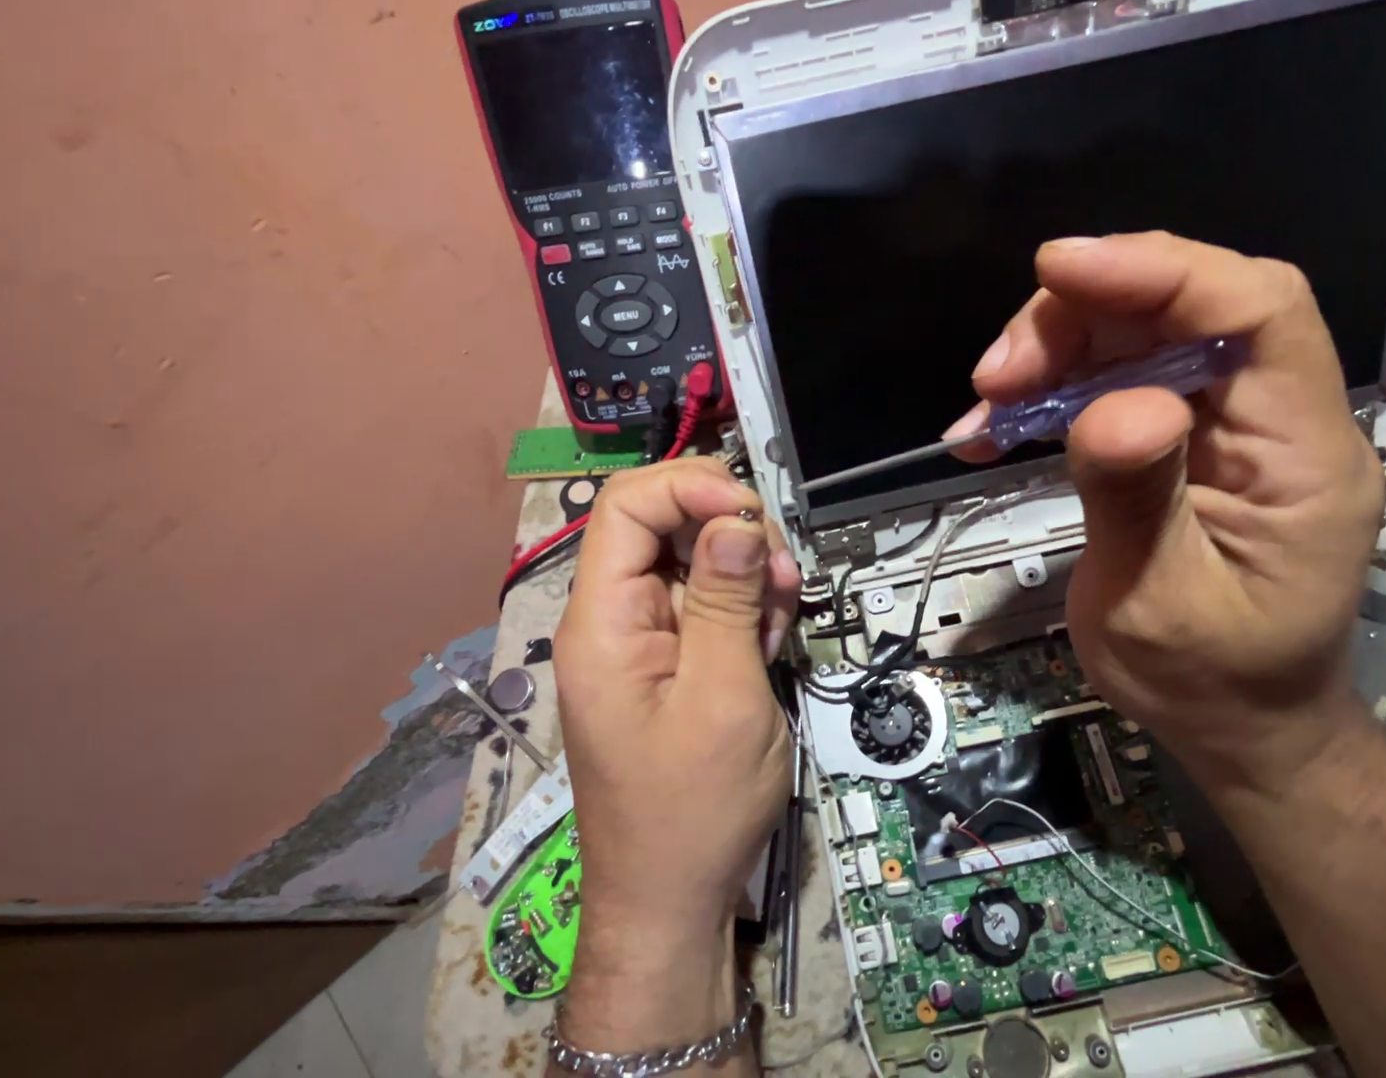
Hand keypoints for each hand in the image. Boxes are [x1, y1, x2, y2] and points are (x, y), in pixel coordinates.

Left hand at [550, 457, 800, 1053]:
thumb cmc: (694, 807)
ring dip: (745, 577)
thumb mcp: (725, 695)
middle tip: (781, 578)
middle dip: (730, 535)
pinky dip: (742, 613)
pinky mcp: (668, 665)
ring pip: (693, 567)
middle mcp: (612, 620)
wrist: (671, 898)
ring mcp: (641, 643)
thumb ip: (726, 600)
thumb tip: (736, 518)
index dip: (690, 486)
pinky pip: (704, 611)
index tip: (754, 513)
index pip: (627, 506)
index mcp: (604, 620)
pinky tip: (769, 643)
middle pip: (663, 529)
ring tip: (781, 621)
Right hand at [949, 233, 1382, 785]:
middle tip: (994, 375)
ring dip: (1053, 358)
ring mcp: (1229, 430)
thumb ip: (1139, 500)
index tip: (1058, 268)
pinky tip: (992, 430)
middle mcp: (1275, 422)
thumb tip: (1112, 405)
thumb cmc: (1210, 684)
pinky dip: (1050, 398)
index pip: (1256, 312)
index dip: (1160, 271)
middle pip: (1185, 312)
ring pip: (1140, 342)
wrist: (1238, 728)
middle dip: (1081, 322)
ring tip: (983, 408)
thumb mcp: (1159, 606)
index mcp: (1303, 454)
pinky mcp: (1183, 445)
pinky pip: (1116, 389)